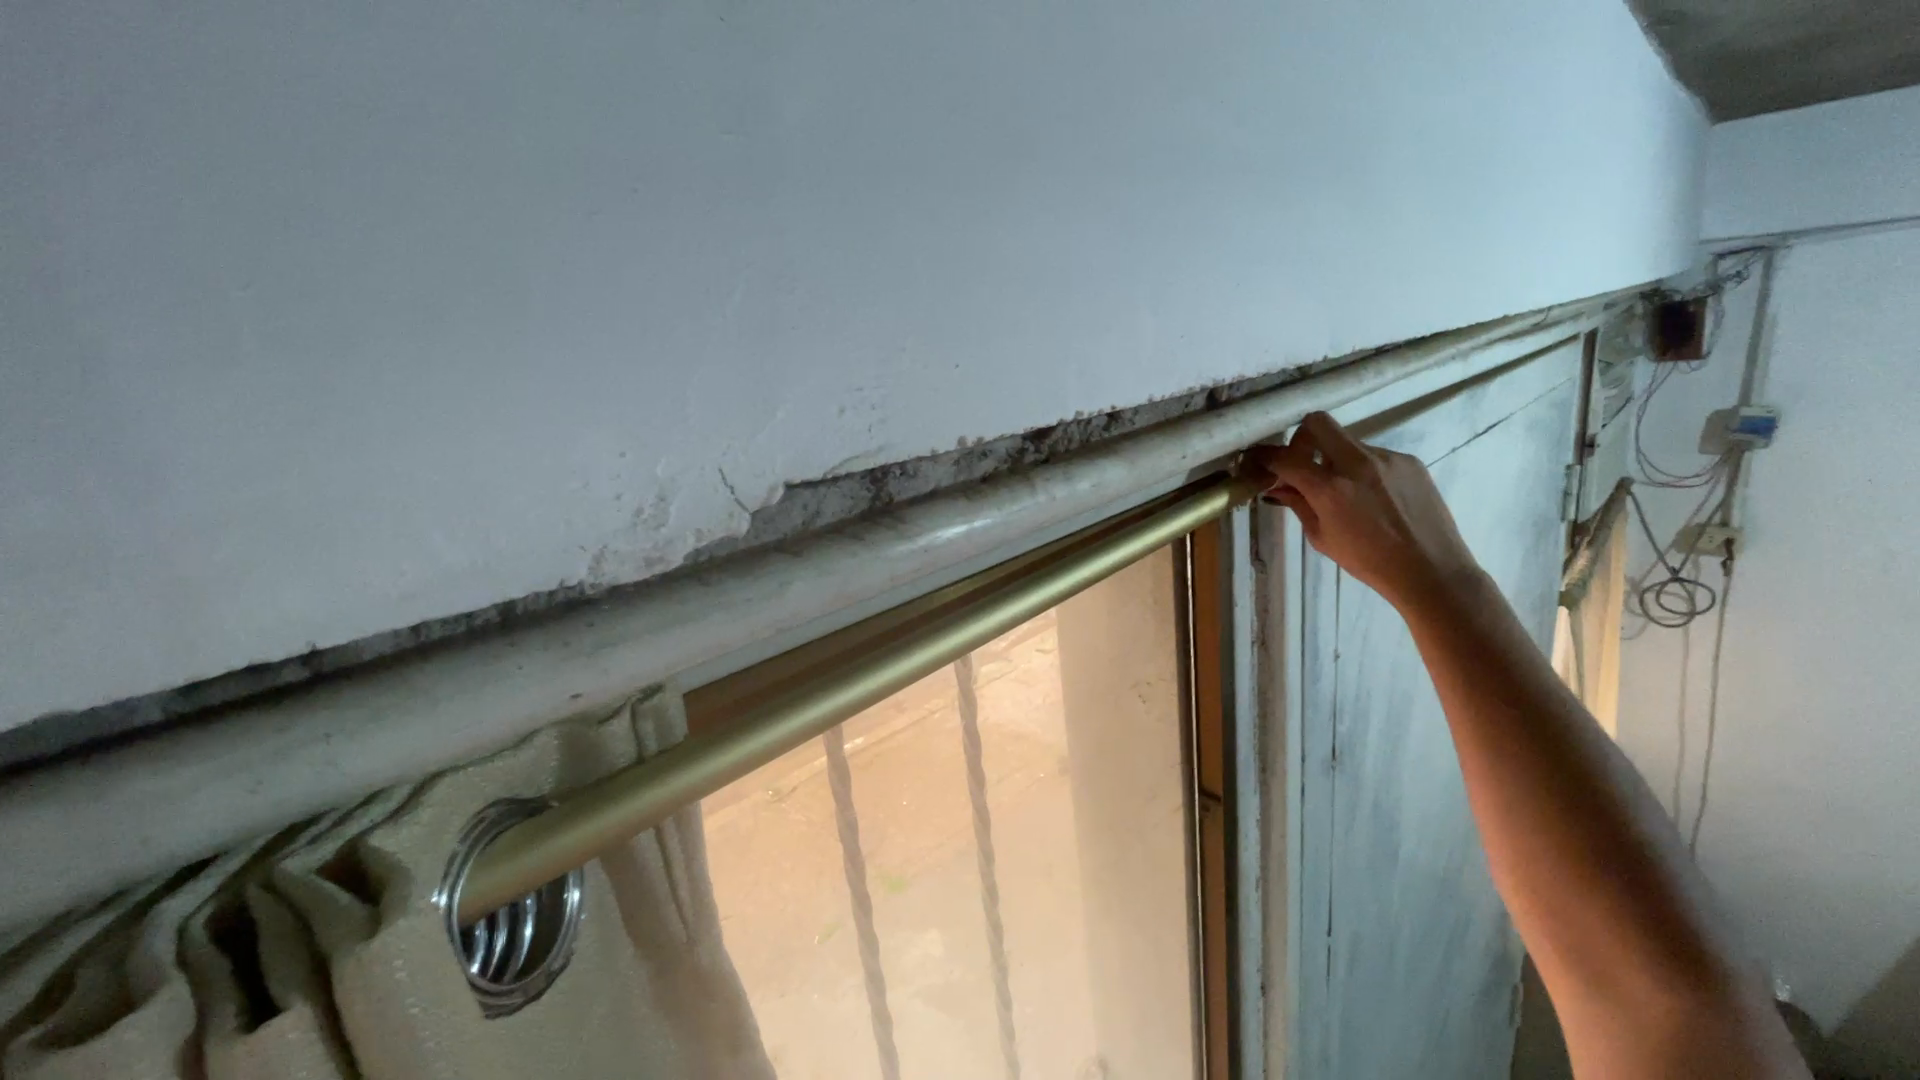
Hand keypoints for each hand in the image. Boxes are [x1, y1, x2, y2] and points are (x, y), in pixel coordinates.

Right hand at [1246, 412, 1484, 612]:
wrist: (1430, 570)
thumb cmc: (1369, 562)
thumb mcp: (1322, 538)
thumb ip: (1299, 505)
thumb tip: (1279, 486)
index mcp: (1331, 488)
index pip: (1286, 458)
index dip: (1265, 456)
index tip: (1256, 459)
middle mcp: (1357, 463)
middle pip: (1318, 423)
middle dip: (1301, 438)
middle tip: (1302, 462)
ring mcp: (1387, 458)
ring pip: (1348, 443)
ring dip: (1336, 459)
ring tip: (1345, 493)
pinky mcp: (1409, 461)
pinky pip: (1374, 456)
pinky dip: (1363, 470)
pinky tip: (1374, 498)